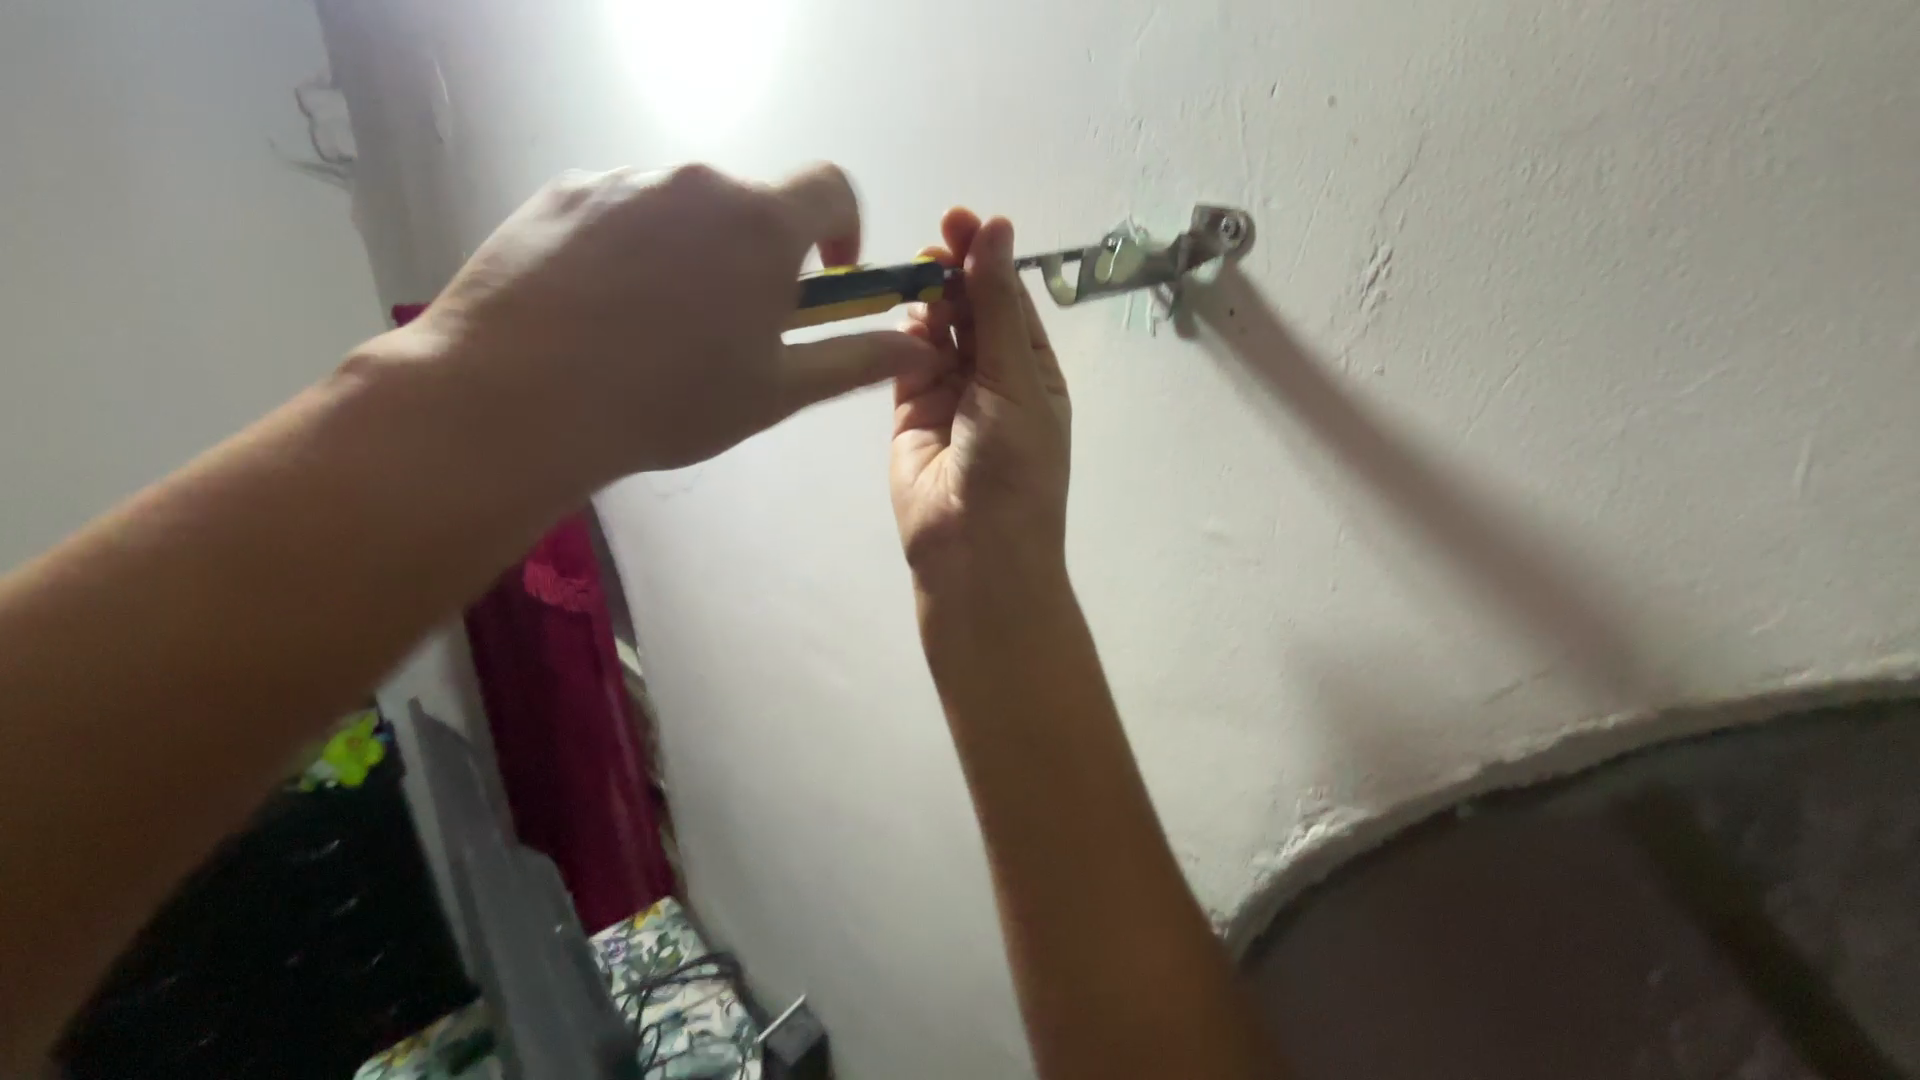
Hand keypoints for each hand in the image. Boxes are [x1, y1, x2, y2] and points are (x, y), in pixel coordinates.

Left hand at [388, 162, 935, 479]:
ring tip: (657, 324)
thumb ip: (855, 360)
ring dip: (695, 252)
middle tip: (732, 324)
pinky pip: (623, 209)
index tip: (829, 273)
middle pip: (752, 205)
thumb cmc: (671, 401)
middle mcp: (698, 181)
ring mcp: (624, 180)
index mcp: (762, 224)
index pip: (831, 188)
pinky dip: (633, 247)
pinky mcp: (564, 192)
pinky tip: (603, 307)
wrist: (520, 397)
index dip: (843, 228)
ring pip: (685, 209)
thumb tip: (922, 348)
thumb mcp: (777, 391)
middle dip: (760, 255)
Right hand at [889, 210, 1071, 585]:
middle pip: (971, 310)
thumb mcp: (1017, 380)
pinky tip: (904, 309)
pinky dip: (903, 333)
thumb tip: (997, 228)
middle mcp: (991, 379)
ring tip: (921, 270)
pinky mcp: (908, 412)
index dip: (991, 261)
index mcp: (1033, 372)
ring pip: (935, 330)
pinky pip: (904, 360)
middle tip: (939, 238)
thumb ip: (997, 307)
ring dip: (930, 299)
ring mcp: (947, 395)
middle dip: (957, 272)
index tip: (967, 220)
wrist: (975, 548)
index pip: (1010, 303)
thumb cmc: (1016, 465)